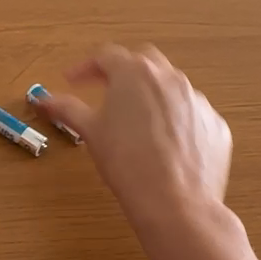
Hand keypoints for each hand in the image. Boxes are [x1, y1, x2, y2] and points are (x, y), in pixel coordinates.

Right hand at [33, 44, 231, 232]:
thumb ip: (66, 109)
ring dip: (152, 95)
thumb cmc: (126, 162)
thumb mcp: (90, 132)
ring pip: (170, 87)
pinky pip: (192, 113)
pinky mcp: (216, 125)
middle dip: (124, 71)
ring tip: (137, 121)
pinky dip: (176, 119)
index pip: (106, 56)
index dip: (85, 67)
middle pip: (143, 61)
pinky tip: (164, 143)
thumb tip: (44, 100)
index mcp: (134, 73)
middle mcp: (169, 78)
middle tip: (107, 90)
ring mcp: (198, 100)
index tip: (72, 80)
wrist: (176, 203)